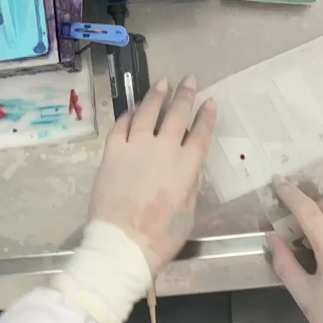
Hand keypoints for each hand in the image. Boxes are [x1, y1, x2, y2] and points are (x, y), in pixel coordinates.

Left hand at [88, 76, 217, 271]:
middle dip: (185, 94)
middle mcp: (164, 149)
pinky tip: (134, 108)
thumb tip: (188, 165)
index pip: (201, 132)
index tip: (210, 101)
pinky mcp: (113, 151)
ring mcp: (136, 147)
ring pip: (147, 112)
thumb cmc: (161, 236)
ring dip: (156, 95)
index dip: (207, 115)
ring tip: (162, 82)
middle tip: (188, 79)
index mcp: (187, 166)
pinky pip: (121, 125)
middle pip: (176, 114)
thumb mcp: (188, 211)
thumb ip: (189, 182)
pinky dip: (129, 113)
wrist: (124, 243)